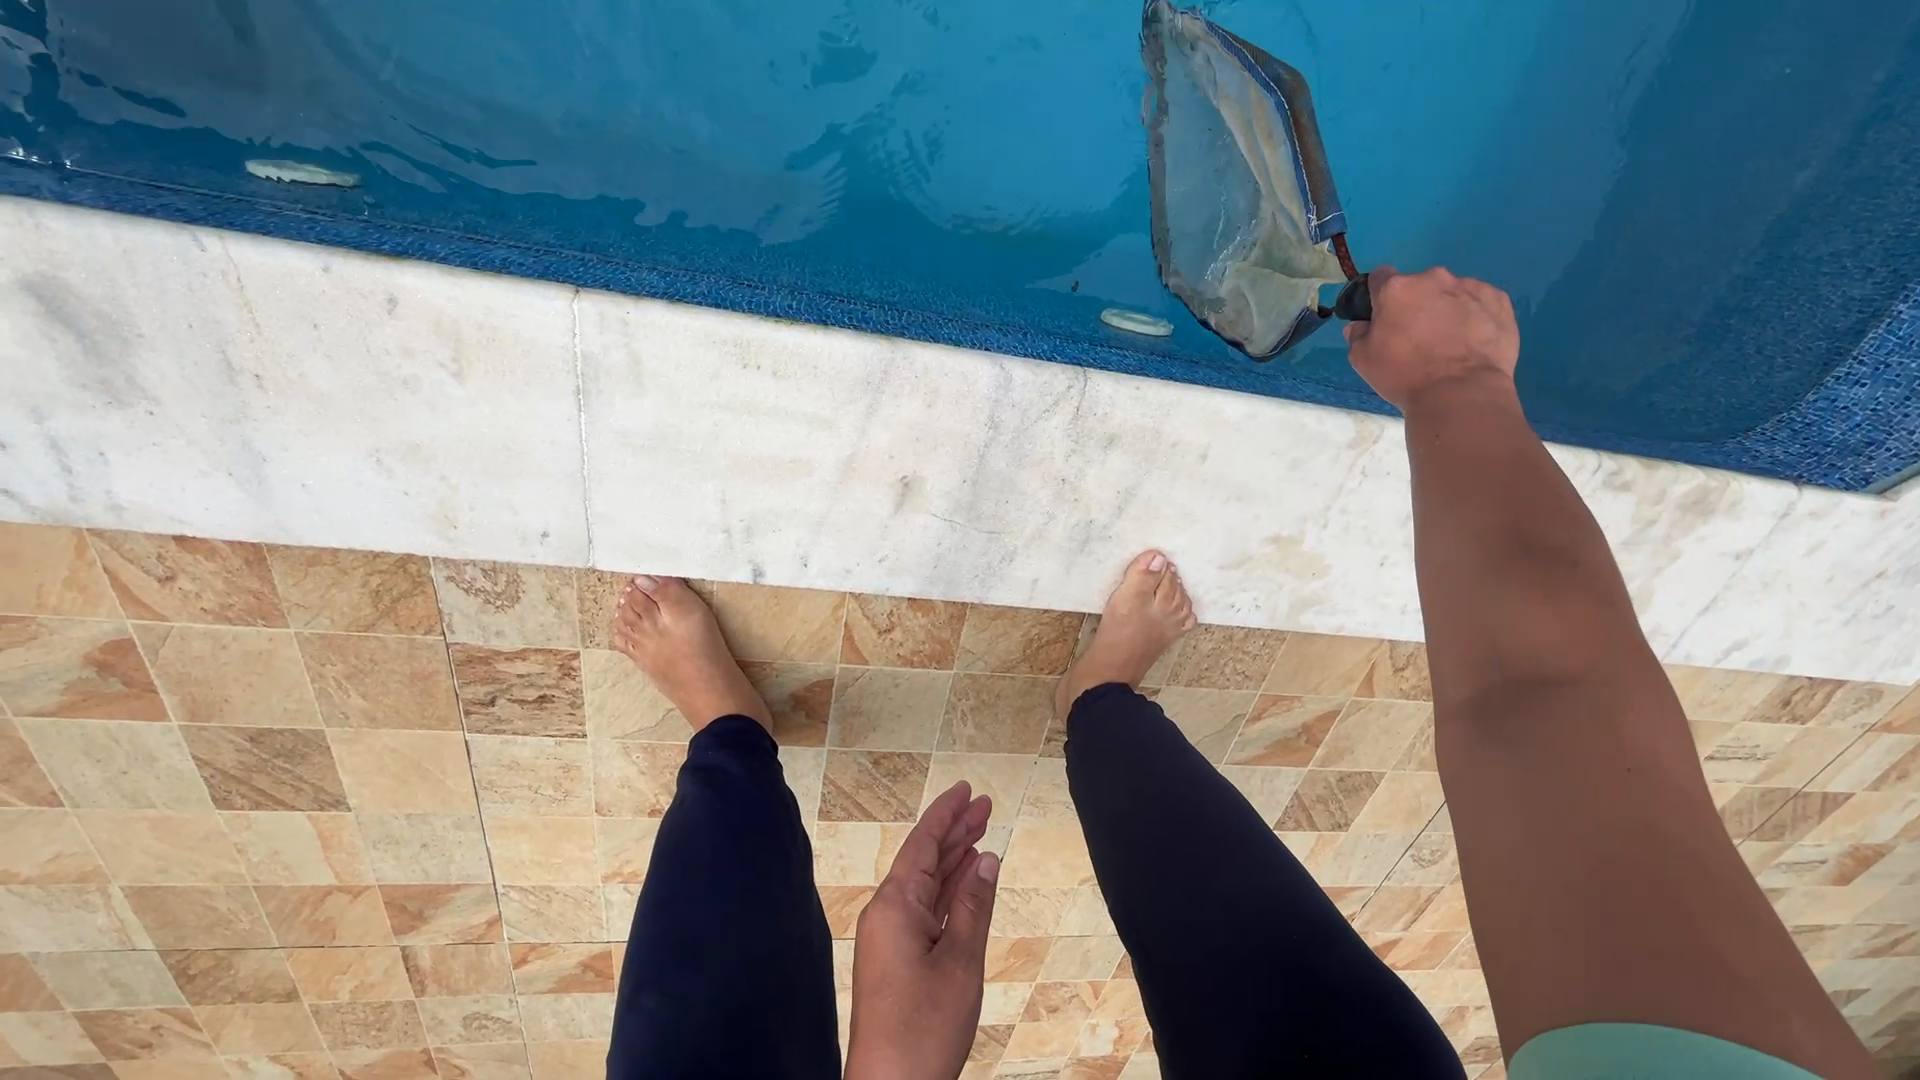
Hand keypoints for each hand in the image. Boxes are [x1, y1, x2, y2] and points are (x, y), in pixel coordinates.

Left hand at [845, 781, 999, 1079]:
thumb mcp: (960, 962)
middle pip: (924, 858)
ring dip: (953, 858)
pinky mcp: (897, 957)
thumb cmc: (923, 1028)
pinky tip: (967, 879)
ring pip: (926, 883)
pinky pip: (925, 909)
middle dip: (955, 830)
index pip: (923, 843)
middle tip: (985, 805)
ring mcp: (891, 935)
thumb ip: (974, 905)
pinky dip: (948, 891)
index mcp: (895, 905)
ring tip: (981, 831)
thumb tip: (986, 860)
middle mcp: (887, 912)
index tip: (967, 789)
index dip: (947, 813)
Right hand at [1344, 266, 1519, 410]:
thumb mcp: (1363, 360)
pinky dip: (1473, 315)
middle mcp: (1433, 278)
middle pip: (1419, 285)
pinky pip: (1479, 301)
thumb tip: (1360, 325)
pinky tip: (1471, 340)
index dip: (1378, 296)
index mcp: (1396, 289)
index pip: (1380, 277)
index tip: (1382, 316)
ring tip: (1448, 340)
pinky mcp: (1499, 300)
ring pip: (1451, 292)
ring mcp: (1470, 286)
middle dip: (1415, 303)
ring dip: (1445, 308)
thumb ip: (1358, 335)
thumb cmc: (1403, 374)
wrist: (1460, 391)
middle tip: (1416, 335)